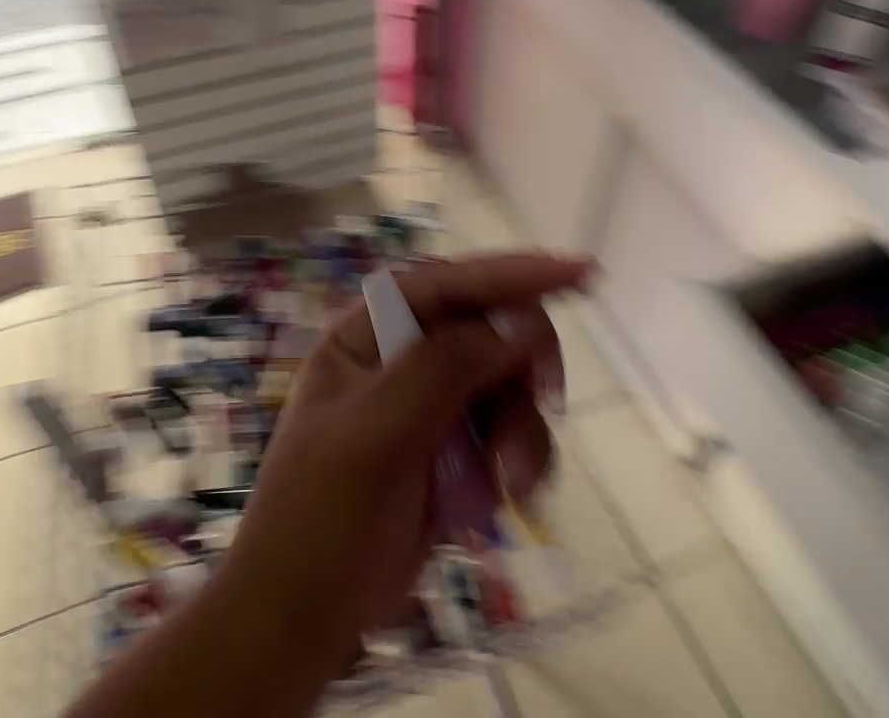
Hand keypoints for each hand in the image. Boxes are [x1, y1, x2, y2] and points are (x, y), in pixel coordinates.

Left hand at [218, 252, 593, 647]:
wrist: (306, 614)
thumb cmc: (321, 517)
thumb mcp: (376, 434)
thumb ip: (444, 368)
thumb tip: (520, 321)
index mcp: (367, 336)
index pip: (448, 284)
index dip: (513, 273)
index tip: (582, 273)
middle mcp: (402, 360)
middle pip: (492, 332)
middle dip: (522, 370)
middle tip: (545, 400)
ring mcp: (431, 408)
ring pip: (511, 388)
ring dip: (523, 433)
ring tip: (510, 488)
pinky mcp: (455, 453)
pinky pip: (512, 436)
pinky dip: (521, 464)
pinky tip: (507, 502)